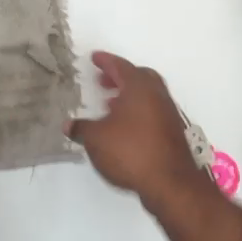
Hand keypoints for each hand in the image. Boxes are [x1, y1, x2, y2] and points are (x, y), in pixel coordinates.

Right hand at [67, 51, 206, 205]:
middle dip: (120, 76)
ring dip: (130, 95)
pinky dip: (138, 111)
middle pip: (140, 76)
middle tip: (104, 80)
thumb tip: (68, 124)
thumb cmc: (130, 152)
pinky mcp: (173, 132)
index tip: (95, 57)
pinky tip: (125, 127)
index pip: (121, 66)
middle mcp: (157, 96)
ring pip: (149, 95)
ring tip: (110, 105)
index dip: (106, 61)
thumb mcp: (96, 139)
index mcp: (139, 88)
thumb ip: (81, 128)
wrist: (170, 183)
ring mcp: (168, 114)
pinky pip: (153, 111)